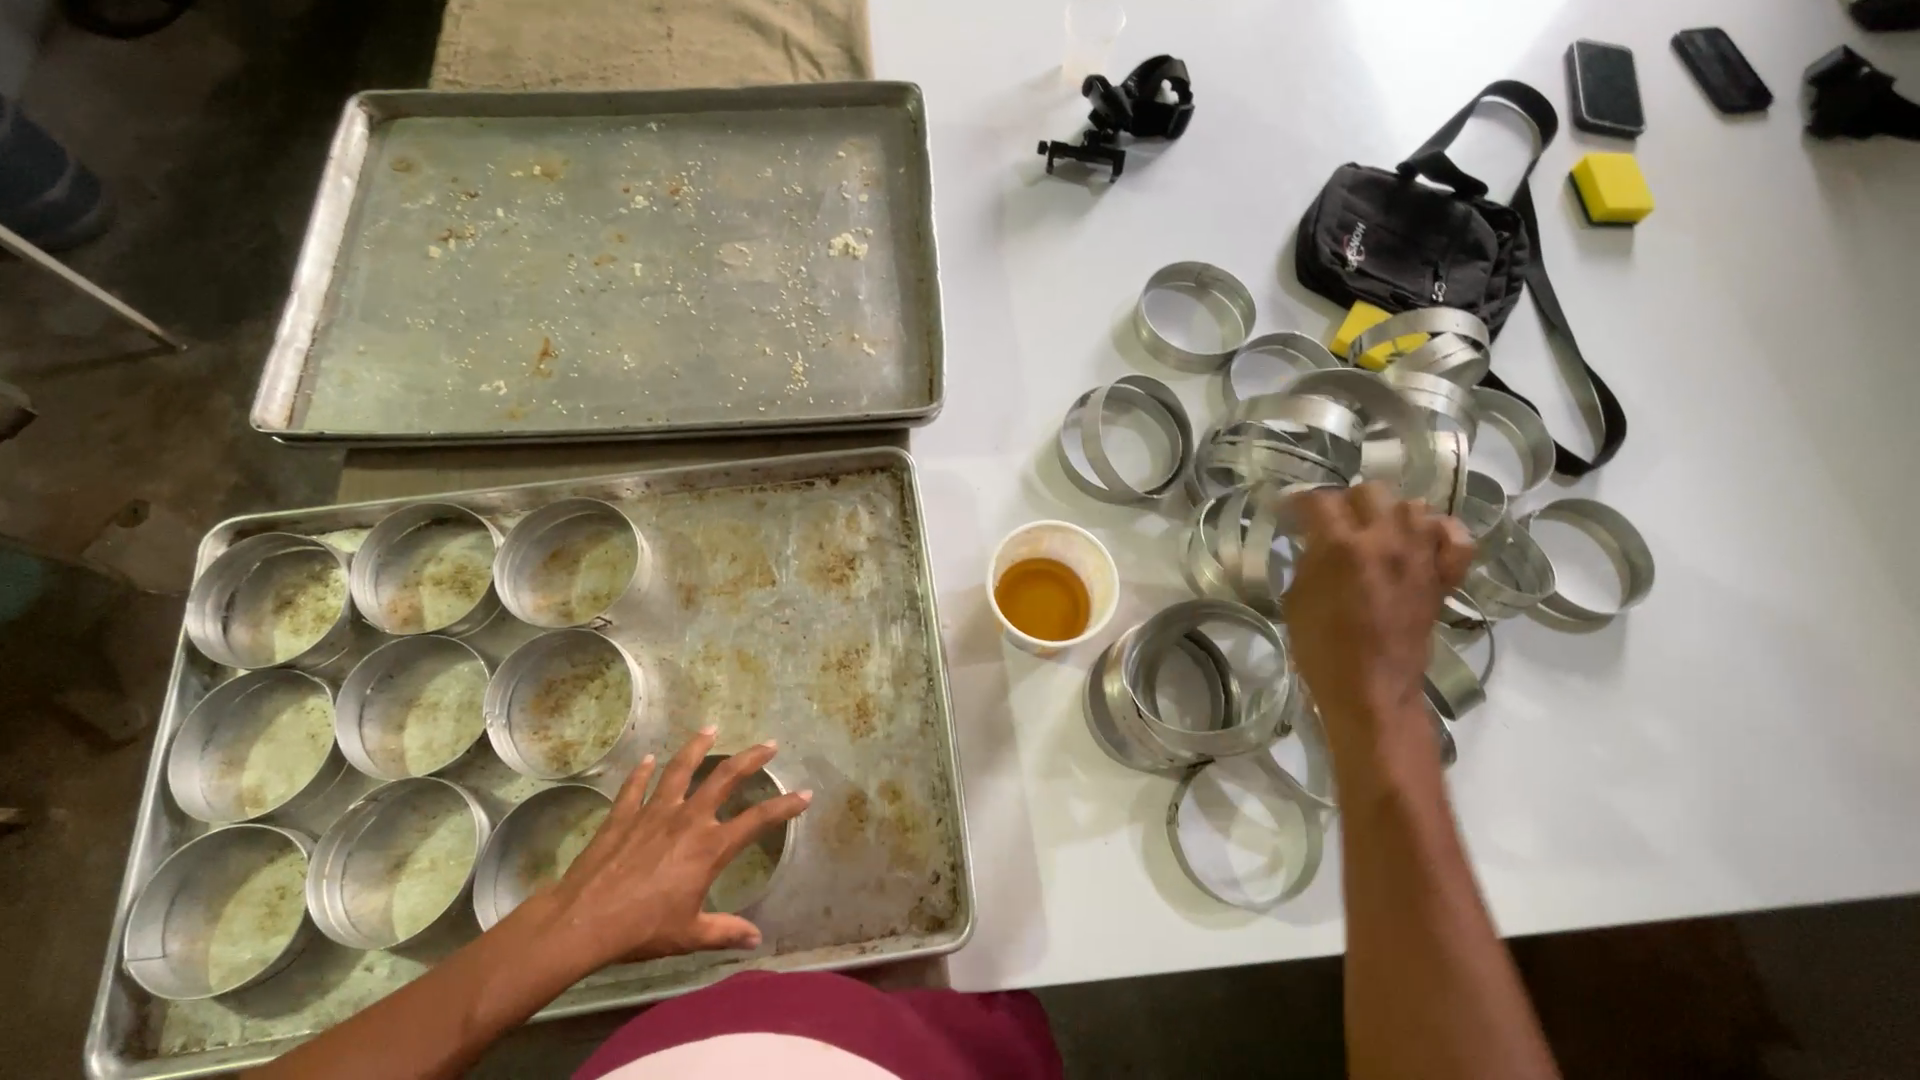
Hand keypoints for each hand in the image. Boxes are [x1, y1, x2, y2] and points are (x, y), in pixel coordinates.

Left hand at [542, 728, 811, 969]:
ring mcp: (653, 813)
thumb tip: (756, 939)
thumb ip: (725, 931)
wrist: (585, 922)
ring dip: (697, 747)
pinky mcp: (622, 816)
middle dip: (750, 758)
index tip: (804, 794)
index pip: (758, 820)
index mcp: (710, 847)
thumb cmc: (643, 930)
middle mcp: (688, 820)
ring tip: (710, 729)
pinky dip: (641, 772)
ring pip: (680, 769)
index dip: (785, 806)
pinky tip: (646, 760)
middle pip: (725, 778)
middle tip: (768, 744)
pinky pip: (634, 787)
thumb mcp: (690, 935)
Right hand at [1283, 484, 1473, 734]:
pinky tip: (1420, 540)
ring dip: (1388, 514)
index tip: (1289, 512)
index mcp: (1341, 546)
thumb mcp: (1296, 599)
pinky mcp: (1442, 577)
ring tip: (1374, 531)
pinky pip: (1454, 538)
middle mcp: (1385, 540)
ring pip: (1411, 507)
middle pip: (1370, 492)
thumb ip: (1309, 561)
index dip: (1299, 503)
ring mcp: (1420, 557)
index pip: (1318, 501)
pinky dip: (1438, 532)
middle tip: (1331, 523)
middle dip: (1345, 502)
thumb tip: (1316, 541)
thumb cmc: (1322, 650)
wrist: (1371, 690)